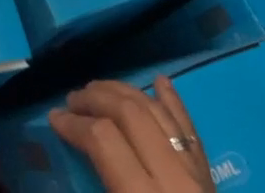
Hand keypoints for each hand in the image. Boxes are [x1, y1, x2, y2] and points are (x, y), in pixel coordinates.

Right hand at [48, 75, 214, 192]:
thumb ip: (98, 190)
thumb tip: (68, 170)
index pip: (105, 141)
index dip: (74, 124)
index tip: (53, 119)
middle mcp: (174, 182)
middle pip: (131, 116)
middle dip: (96, 99)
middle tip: (71, 100)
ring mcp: (198, 179)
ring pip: (160, 114)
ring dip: (126, 93)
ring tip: (98, 89)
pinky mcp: (212, 184)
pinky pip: (191, 132)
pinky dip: (174, 103)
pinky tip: (159, 82)